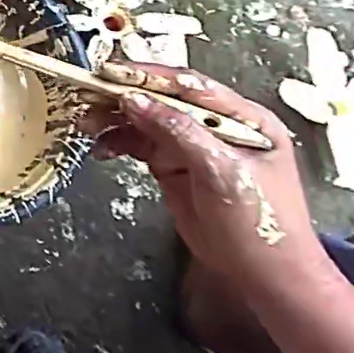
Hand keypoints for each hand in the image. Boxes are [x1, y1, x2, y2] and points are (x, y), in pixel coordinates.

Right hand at [87, 63, 329, 293]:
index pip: (189, 85)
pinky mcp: (172, 164)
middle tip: (90, 94)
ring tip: (87, 122)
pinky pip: (138, 143)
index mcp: (242, 118)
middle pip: (161, 99)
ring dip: (114, 118)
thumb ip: (178, 131)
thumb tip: (134, 100)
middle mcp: (213, 125)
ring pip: (145, 119)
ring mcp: (191, 144)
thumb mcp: (221, 172)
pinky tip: (101, 147)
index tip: (112, 72)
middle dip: (124, 96)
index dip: (149, 77)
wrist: (266, 279)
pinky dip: (117, 142)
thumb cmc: (262, 227)